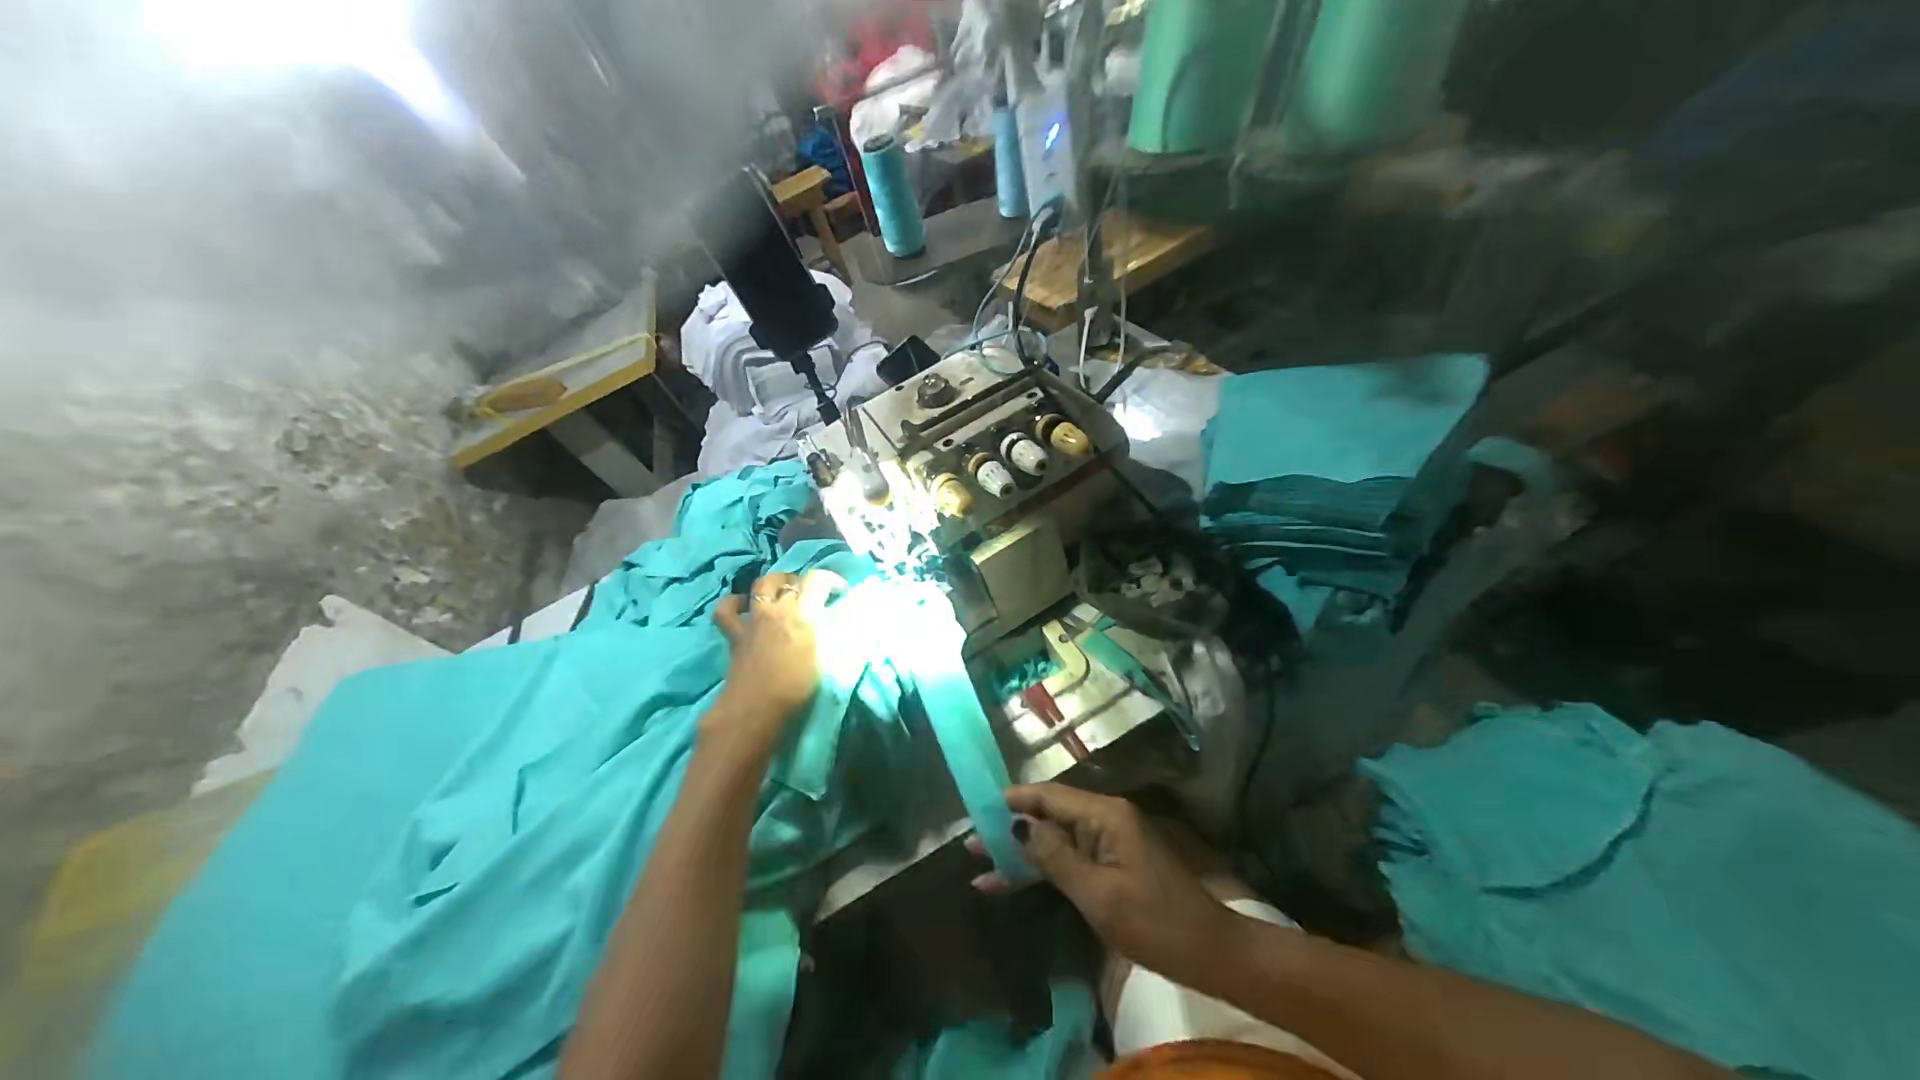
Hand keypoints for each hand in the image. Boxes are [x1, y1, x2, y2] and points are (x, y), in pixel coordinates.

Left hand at [708, 570, 843, 747]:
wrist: (755, 710)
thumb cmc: (795, 689)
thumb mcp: (824, 662)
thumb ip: (829, 638)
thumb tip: (836, 628)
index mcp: (802, 616)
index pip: (817, 581)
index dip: (831, 579)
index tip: (840, 591)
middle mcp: (777, 610)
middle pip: (789, 580)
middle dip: (802, 581)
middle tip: (811, 593)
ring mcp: (753, 620)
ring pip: (760, 585)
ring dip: (774, 583)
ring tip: (782, 592)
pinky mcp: (735, 635)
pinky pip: (726, 611)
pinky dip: (734, 603)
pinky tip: (743, 605)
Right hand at [973, 784, 1240, 988]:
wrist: (1210, 953)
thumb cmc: (1154, 922)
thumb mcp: (1098, 893)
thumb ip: (1055, 857)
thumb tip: (1018, 825)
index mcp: (1106, 815)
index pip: (1050, 797)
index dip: (1013, 801)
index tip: (977, 807)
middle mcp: (1106, 819)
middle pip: (1049, 817)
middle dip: (1010, 831)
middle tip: (969, 846)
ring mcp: (1110, 843)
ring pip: (1056, 840)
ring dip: (1021, 854)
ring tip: (980, 867)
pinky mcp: (1112, 866)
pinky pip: (1069, 859)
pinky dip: (1042, 870)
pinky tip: (1013, 883)